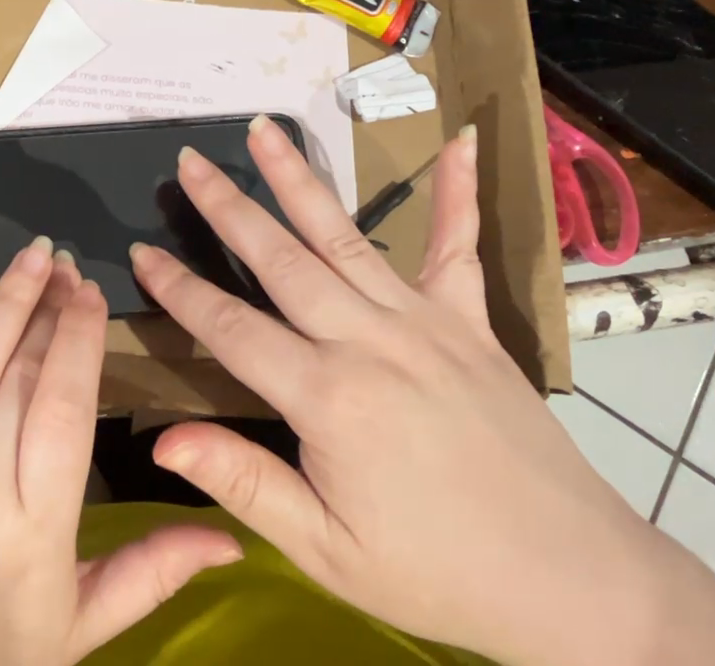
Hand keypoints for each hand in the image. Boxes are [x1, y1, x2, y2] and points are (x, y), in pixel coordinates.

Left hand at [0, 238, 243, 665]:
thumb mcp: (78, 625)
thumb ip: (150, 573)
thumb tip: (230, 540)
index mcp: (35, 522)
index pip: (65, 408)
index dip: (80, 342)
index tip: (92, 294)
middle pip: (20, 375)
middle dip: (48, 311)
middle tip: (66, 263)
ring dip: (1, 305)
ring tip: (28, 257)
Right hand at [132, 118, 714, 665]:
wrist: (574, 583)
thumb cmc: (436, 573)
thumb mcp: (326, 549)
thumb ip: (242, 481)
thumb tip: (159, 440)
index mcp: (327, 397)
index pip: (230, 327)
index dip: (179, 290)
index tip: (140, 251)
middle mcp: (370, 341)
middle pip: (281, 260)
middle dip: (228, 207)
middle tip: (190, 161)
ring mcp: (425, 324)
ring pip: (344, 238)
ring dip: (299, 180)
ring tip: (266, 130)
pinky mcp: (471, 324)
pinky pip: (459, 249)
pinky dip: (457, 195)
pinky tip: (458, 142)